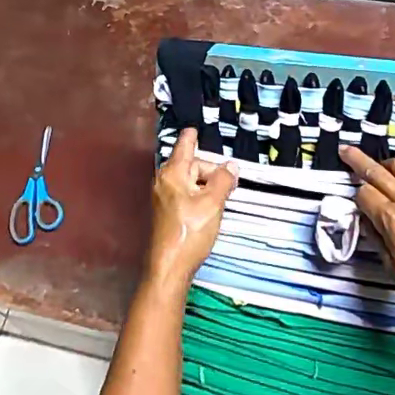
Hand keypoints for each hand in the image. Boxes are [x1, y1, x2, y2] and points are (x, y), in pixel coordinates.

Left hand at [145, 128, 236, 289]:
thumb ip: (223, 180)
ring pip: (189, 181)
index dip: (192, 137)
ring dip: (205, 185)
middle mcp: (164, 181)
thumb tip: (231, 166)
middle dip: (209, 170)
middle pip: (190, 165)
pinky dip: (198, 196)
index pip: (185, 146)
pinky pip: (185, 194)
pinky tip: (208, 210)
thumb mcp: (213, 203)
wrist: (169, 266)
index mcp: (173, 173)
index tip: (194, 128)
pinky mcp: (166, 212)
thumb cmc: (188, 232)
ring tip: (220, 199)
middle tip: (227, 182)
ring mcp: (163, 197)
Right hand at [341, 146, 394, 329]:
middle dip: (358, 160)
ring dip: (386, 165)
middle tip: (348, 153)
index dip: (357, 199)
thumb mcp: (392, 265)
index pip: (364, 193)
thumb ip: (376, 236)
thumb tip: (368, 221)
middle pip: (377, 170)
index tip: (357, 204)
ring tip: (379, 168)